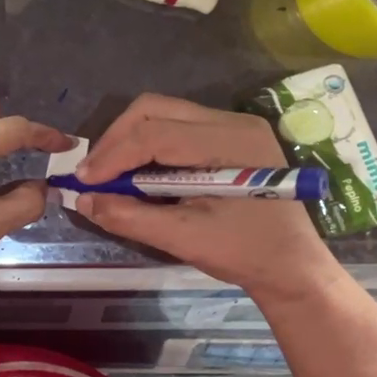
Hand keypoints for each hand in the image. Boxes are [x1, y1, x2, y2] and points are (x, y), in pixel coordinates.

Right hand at [74, 93, 343, 301]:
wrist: (294, 266)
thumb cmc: (245, 252)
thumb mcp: (183, 238)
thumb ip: (129, 216)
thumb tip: (82, 201)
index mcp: (230, 143)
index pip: (154, 134)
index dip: (111, 156)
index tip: (82, 183)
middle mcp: (232, 123)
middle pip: (152, 110)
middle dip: (114, 140)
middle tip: (93, 174)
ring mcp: (232, 126)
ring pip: (160, 114)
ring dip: (127, 141)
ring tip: (111, 175)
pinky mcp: (228, 137)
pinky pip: (173, 126)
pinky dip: (146, 146)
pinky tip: (138, 174)